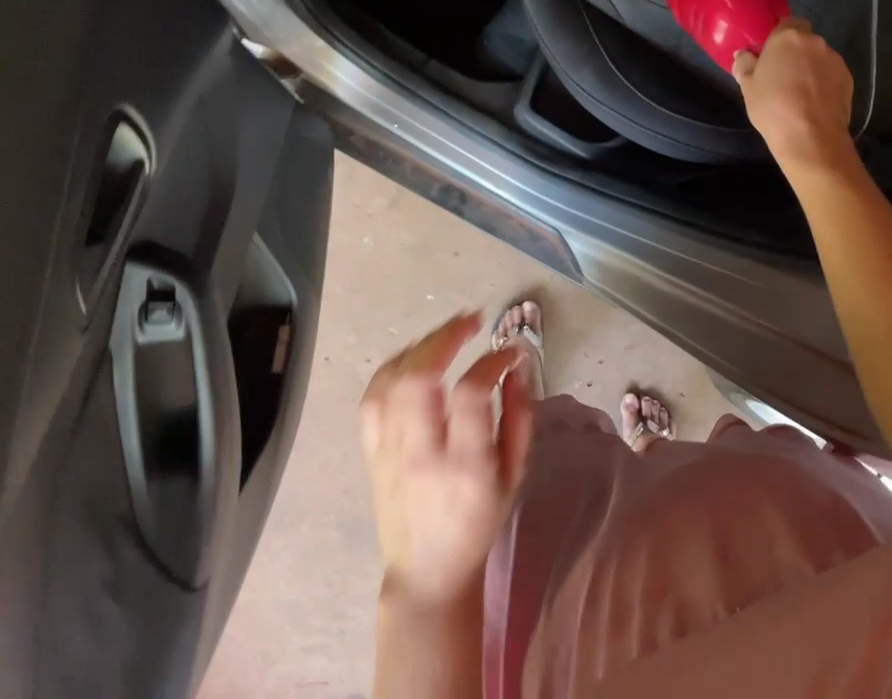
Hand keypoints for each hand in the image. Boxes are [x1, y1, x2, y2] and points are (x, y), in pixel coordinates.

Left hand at [359, 312, 533, 606]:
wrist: (427, 571)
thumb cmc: (480, 523)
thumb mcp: (515, 476)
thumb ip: (520, 419)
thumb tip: (517, 368)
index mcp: (464, 464)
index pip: (471, 395)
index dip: (492, 363)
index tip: (510, 353)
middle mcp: (420, 454)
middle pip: (418, 379)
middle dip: (445, 339)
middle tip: (472, 321)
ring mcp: (388, 452)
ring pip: (390, 383)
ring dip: (419, 347)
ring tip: (446, 334)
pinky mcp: (371, 452)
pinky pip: (372, 399)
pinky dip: (392, 368)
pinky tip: (413, 357)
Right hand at [732, 18, 854, 172]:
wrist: (810, 138)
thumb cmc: (773, 108)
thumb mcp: (747, 87)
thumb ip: (744, 65)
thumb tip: (744, 56)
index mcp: (788, 37)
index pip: (787, 23)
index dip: (780, 38)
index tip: (772, 56)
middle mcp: (815, 42)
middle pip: (804, 41)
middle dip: (796, 54)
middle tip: (784, 77)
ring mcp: (835, 60)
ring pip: (820, 58)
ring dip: (812, 68)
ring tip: (802, 94)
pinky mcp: (849, 79)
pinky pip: (832, 75)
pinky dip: (825, 83)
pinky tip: (816, 103)